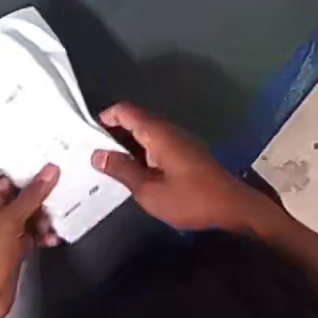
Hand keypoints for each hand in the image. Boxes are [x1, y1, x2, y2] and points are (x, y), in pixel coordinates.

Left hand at [0, 167, 57, 317]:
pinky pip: (34, 235)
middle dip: (42, 200)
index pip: (12, 179)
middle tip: (57, 200)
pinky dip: (44, 235)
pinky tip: (51, 238)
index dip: (32, 175)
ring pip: (31, 218)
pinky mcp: (14, 251)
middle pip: (24, 199)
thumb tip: (46, 174)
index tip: (51, 172)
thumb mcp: (9, 222)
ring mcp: (4, 235)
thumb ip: (30, 196)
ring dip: (45, 220)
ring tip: (53, 224)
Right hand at [92, 103, 287, 235]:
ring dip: (126, 142)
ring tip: (105, 161)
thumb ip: (123, 170)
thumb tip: (97, 155)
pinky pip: (156, 143)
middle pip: (135, 119)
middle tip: (89, 149)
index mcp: (158, 134)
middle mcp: (168, 130)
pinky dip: (140, 150)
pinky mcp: (185, 152)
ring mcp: (179, 140)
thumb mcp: (149, 191)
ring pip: (146, 132)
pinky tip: (131, 170)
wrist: (232, 206)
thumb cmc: (190, 199)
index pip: (126, 111)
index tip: (85, 131)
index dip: (105, 116)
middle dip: (112, 130)